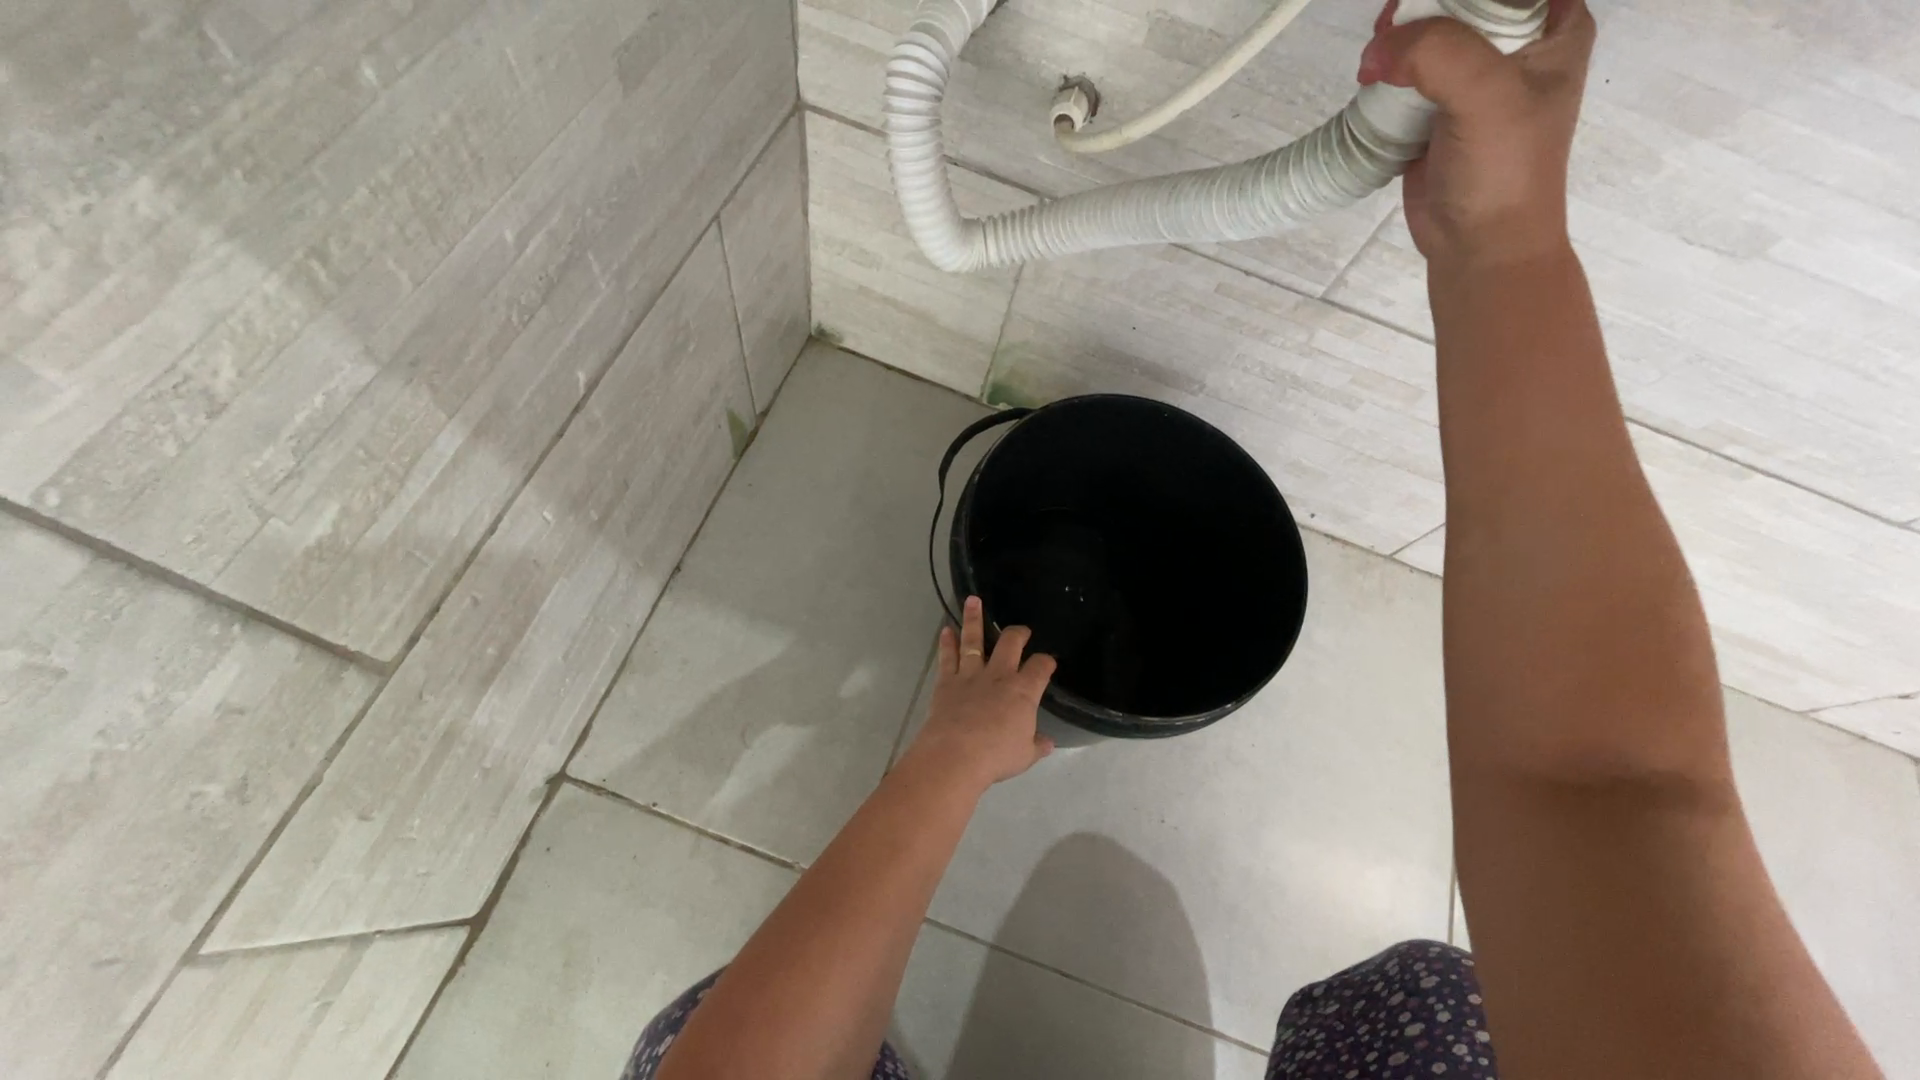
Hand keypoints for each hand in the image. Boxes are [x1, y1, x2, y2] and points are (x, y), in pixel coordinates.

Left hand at [900, 596, 1056, 790]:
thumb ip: (1036, 745)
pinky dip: (947, 643)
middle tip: (1021, 630)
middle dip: (1017, 633)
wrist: (955, 755)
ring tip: (973, 600)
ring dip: (974, 619)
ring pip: (974, 641)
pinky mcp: (947, 682)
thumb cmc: (996, 756)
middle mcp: (999, 676)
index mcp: (1023, 692)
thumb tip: (1048, 743)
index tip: (1048, 662)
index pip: (1040, 668)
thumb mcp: (1024, 755)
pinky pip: (948, 657)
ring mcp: (971, 676)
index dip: (1046, 662)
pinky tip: (946, 630)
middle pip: (1010, 644)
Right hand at [1358, 0, 1595, 266]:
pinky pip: (1409, 73)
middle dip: (1424, 4)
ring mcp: (1473, 80)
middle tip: (1391, 21)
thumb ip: (1440, 54)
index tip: (1425, 2)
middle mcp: (1516, 46)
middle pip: (1463, 0)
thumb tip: (1381, 48)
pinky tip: (1370, 78)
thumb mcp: (1486, 95)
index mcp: (1554, 26)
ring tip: (1374, 55)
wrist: (1477, 245)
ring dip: (1399, 35)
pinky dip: (1387, 69)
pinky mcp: (1435, 112)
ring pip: (1432, 32)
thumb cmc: (1502, 171)